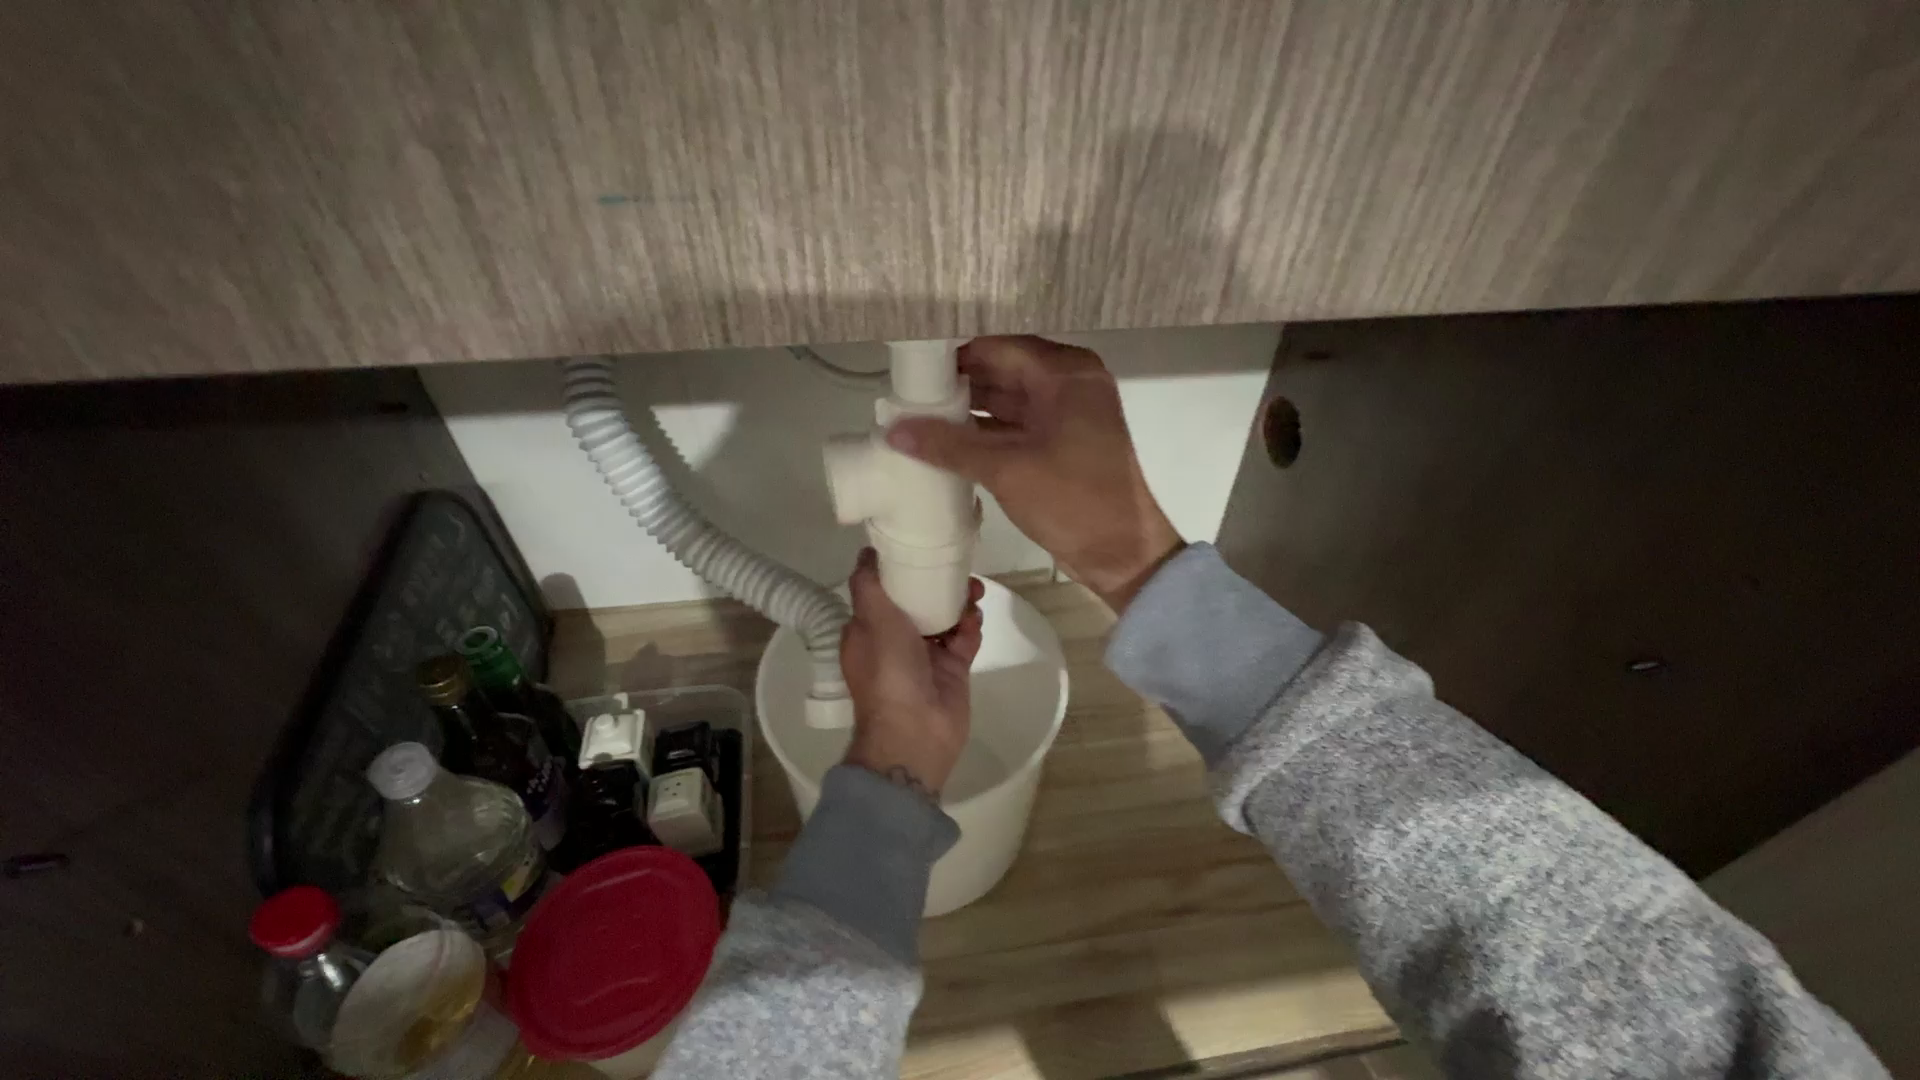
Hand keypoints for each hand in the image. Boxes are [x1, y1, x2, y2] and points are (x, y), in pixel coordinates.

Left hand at [839, 548, 985, 798]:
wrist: (916, 732)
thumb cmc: (888, 671)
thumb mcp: (871, 619)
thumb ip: (868, 584)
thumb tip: (866, 553)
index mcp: (868, 631)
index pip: (882, 592)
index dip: (900, 571)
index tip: (919, 550)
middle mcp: (894, 642)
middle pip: (917, 602)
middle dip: (937, 584)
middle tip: (959, 570)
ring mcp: (925, 658)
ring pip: (945, 618)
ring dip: (960, 602)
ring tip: (975, 592)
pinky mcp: (953, 671)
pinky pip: (964, 640)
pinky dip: (971, 627)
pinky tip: (976, 618)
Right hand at [886, 335, 1183, 611]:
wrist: (1125, 555)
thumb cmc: (1073, 501)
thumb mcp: (1007, 470)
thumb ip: (949, 445)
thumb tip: (894, 429)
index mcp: (1066, 374)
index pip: (998, 349)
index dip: (954, 360)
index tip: (910, 373)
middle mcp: (1070, 384)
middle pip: (1003, 372)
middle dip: (958, 387)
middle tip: (906, 399)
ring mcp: (1068, 415)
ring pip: (1008, 401)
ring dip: (969, 413)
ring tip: (918, 422)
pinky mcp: (1063, 445)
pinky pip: (1018, 426)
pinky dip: (987, 434)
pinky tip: (948, 446)